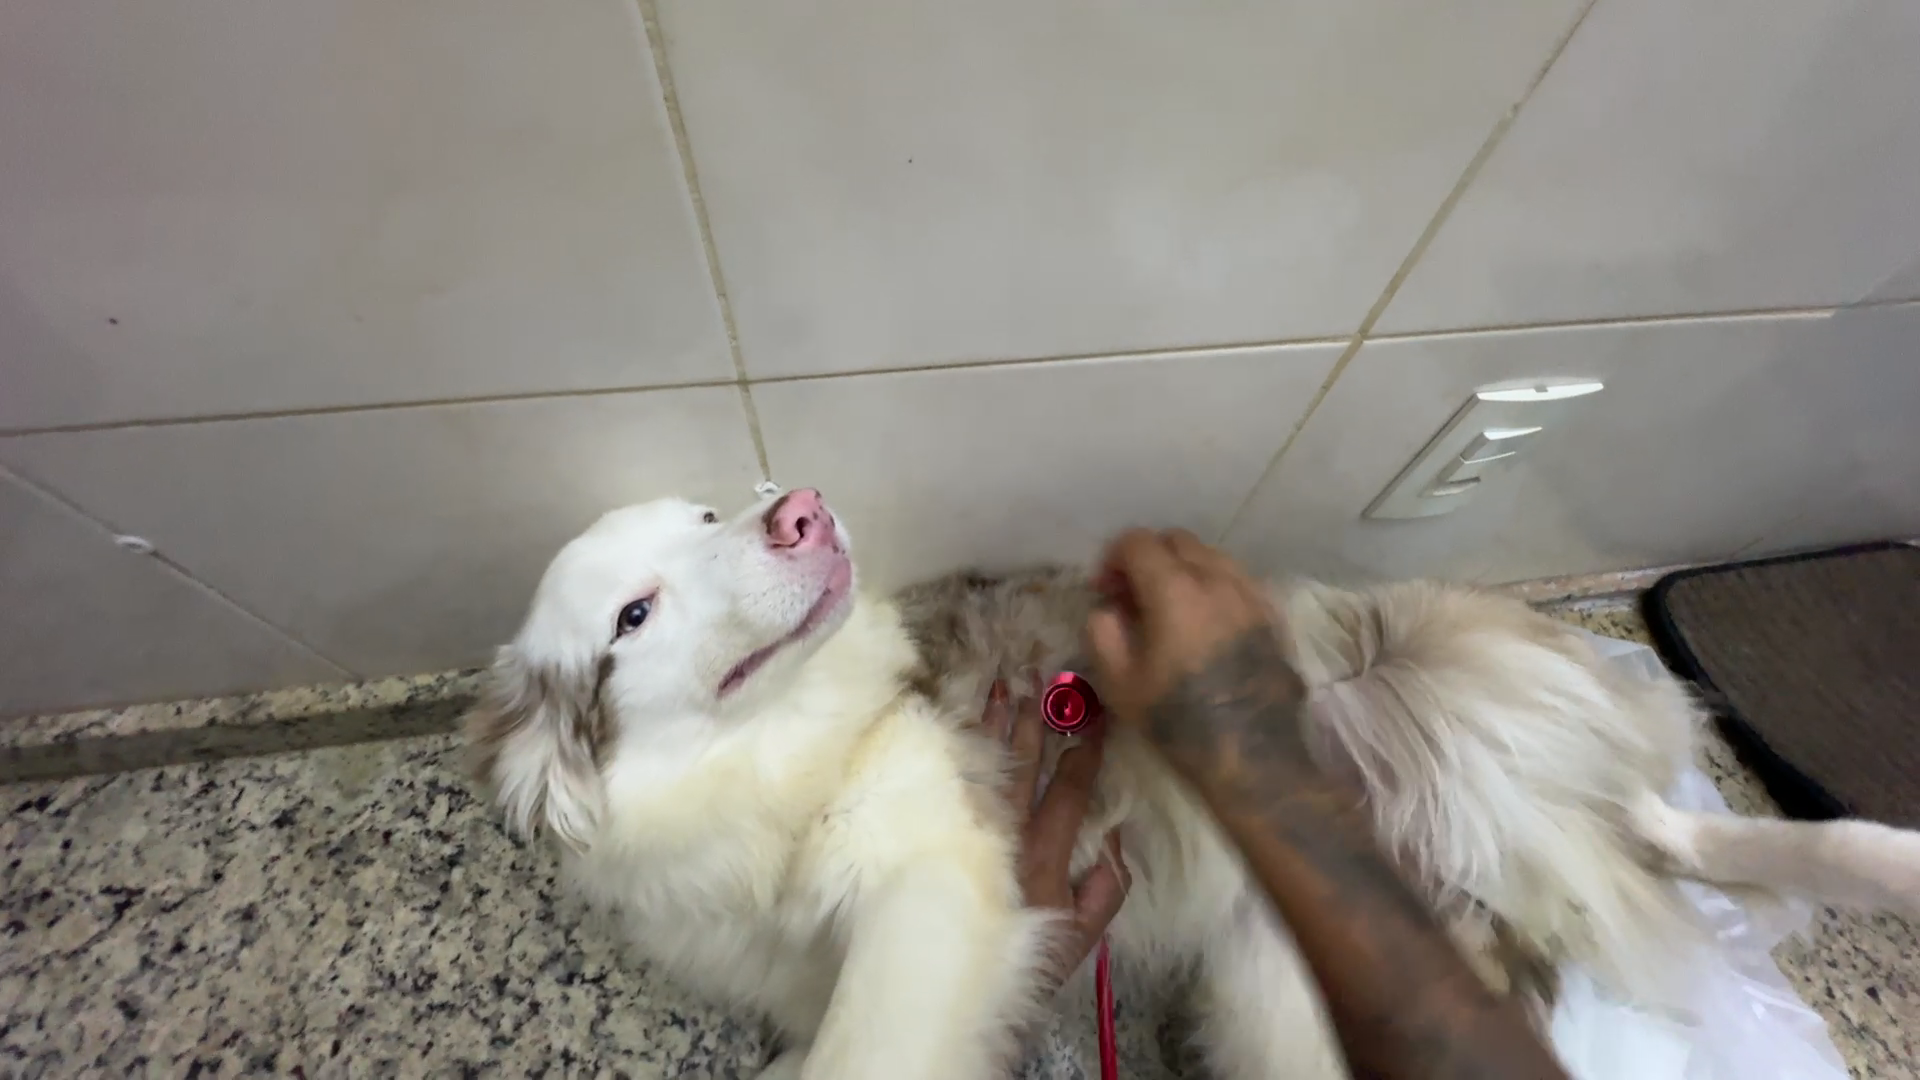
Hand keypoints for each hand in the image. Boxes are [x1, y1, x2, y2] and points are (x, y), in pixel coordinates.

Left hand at [980, 679, 1128, 992]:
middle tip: (1041, 678)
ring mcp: (972, 831)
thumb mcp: (1085, 935)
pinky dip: (963, 750)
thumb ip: (1109, 884)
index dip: (1086, 752)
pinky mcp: (945, 833)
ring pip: (988, 767)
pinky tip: (967, 721)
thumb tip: (1116, 831)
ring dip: (997, 724)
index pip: (1069, 791)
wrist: (964, 984)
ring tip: (1003, 685)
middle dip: (1035, 720)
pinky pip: (958, 782)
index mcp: (1045, 857)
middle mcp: (1007, 836)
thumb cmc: (1033, 956)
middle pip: (1023, 766)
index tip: (1097, 717)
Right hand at [1083, 528, 1309, 792]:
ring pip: (1210, 555)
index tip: (1105, 590)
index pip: (1137, 542)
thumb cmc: (1177, 720)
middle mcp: (1215, 579)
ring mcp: (1249, 594)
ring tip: (1171, 607)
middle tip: (1134, 596)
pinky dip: (1213, 585)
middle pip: (1176, 539)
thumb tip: (1107, 609)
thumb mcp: (1118, 683)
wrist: (1252, 756)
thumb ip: (1101, 632)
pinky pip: (1237, 579)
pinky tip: (1206, 621)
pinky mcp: (1271, 614)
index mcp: (1173, 590)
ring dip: (1182, 568)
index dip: (1112, 558)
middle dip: (1148, 557)